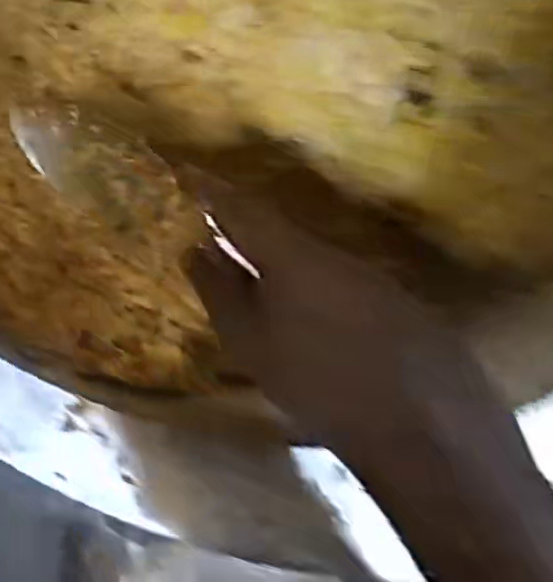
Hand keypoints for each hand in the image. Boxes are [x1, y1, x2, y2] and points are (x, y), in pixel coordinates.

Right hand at [182, 170, 504, 452]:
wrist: (435, 448)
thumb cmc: (316, 382)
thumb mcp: (245, 336)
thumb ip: (217, 286)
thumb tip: (197, 248)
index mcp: (295, 259)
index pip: (243, 209)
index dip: (211, 190)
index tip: (185, 172)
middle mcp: (343, 263)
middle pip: (284, 235)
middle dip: (245, 230)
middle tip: (211, 228)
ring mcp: (387, 291)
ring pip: (319, 263)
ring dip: (282, 262)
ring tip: (254, 274)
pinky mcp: (415, 320)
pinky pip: (350, 288)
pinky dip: (317, 289)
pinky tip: (310, 316)